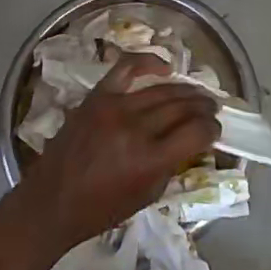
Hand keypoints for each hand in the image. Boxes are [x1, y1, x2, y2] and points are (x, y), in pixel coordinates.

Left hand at [12, 56, 220, 251]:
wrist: (54, 197)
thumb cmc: (102, 207)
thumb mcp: (147, 194)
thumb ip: (171, 164)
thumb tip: (190, 142)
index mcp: (151, 160)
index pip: (196, 133)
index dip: (212, 129)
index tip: (216, 129)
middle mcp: (136, 128)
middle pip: (180, 107)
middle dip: (202, 108)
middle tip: (212, 108)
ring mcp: (114, 107)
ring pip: (160, 90)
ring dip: (184, 90)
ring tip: (198, 94)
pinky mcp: (96, 96)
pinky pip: (125, 69)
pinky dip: (147, 62)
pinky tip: (165, 65)